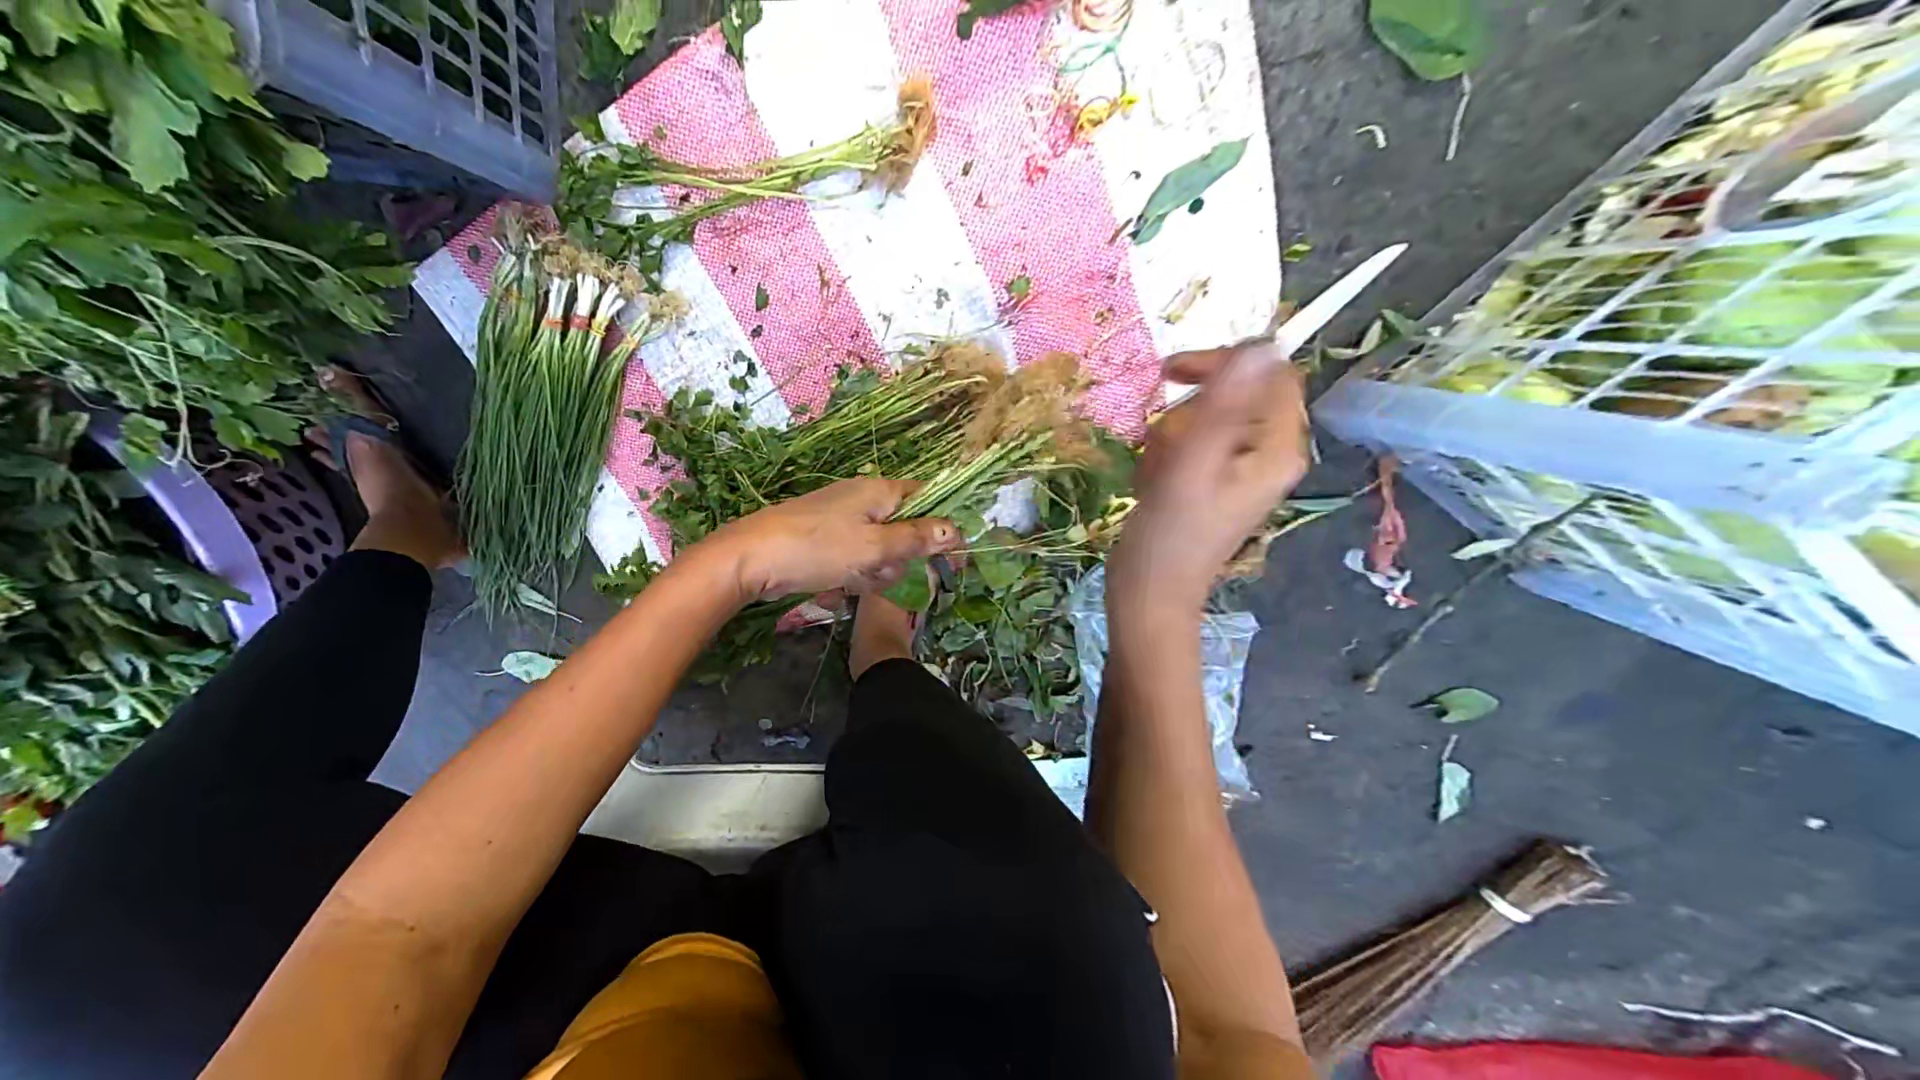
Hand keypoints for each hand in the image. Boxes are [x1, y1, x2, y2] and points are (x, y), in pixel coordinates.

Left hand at [694, 477, 960, 603]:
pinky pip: (858, 553)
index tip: (951, 559)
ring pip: (882, 547)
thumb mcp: (874, 547)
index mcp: (880, 490)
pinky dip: (855, 570)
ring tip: (854, 580)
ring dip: (876, 569)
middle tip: (882, 571)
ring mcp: (844, 517)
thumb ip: (917, 538)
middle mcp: (865, 497)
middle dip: (900, 557)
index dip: (943, 527)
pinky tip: (840, 583)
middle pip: (906, 528)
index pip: (928, 499)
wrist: (750, 559)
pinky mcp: (827, 536)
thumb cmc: (817, 548)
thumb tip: (956, 529)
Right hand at [1108, 342, 1309, 617]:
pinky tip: (1153, 483)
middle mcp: (1266, 454)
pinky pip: (1191, 443)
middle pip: (1234, 394)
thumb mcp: (1192, 465)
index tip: (1172, 375)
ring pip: (1204, 418)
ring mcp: (1239, 469)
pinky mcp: (1212, 481)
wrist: (1149, 595)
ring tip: (1156, 473)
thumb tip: (1262, 345)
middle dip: (1187, 412)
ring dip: (1169, 437)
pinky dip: (1166, 456)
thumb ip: (1225, 405)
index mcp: (1277, 449)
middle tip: (1161, 445)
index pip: (1269, 373)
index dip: (1223, 363)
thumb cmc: (1169, 536)